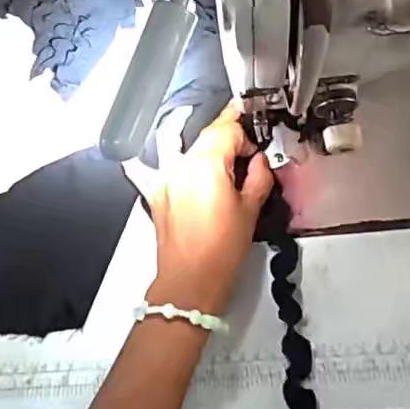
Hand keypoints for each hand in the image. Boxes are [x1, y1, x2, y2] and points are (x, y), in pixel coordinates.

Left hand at [140, 102, 273, 317]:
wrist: (190, 280)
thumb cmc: (218, 252)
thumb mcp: (251, 210)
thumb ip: (259, 177)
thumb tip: (261, 162)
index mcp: (207, 165)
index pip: (228, 128)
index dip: (246, 133)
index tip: (256, 144)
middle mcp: (181, 166)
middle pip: (206, 133)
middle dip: (228, 136)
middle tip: (244, 150)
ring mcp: (164, 177)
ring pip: (181, 142)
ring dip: (200, 140)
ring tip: (214, 149)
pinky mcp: (155, 191)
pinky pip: (148, 165)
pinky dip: (152, 157)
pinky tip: (158, 155)